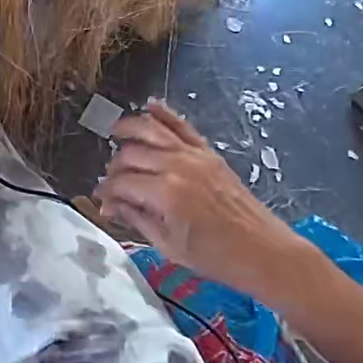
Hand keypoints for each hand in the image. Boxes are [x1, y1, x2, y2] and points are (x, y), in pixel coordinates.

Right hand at [93, 99, 327, 299]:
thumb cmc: (215, 257)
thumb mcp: (168, 245)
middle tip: (110, 180)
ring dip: (130, 126)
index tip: (100, 199)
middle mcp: (176, 165)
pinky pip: (182, 125)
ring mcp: (194, 155)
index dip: (106, 191)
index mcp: (164, 193)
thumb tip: (110, 206)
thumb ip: (137, 218)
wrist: (262, 251)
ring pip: (153, 129)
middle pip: (132, 153)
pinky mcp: (208, 152)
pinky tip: (150, 105)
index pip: (122, 182)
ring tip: (115, 131)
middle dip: (115, 166)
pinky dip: (165, 113)